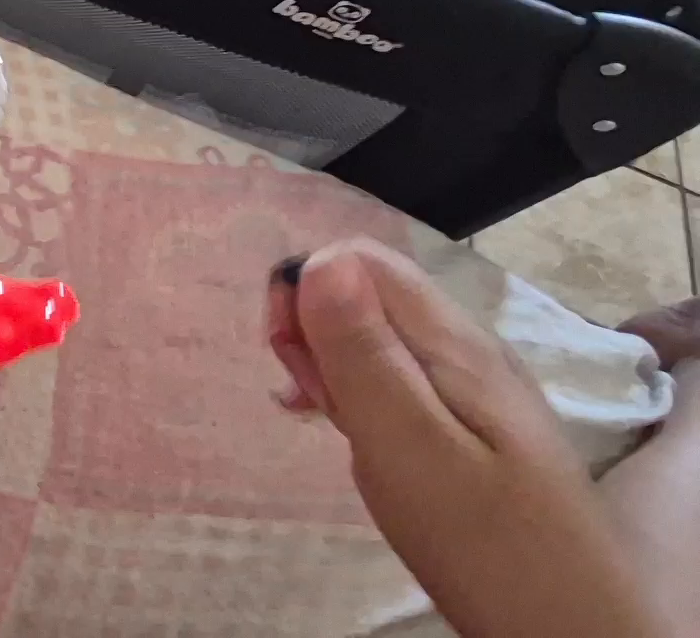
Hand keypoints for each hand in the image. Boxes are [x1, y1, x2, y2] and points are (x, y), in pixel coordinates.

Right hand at [268, 239, 665, 637]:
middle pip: (357, 288)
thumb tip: (320, 259)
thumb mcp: (404, 441)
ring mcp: (466, 378)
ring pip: (364, 328)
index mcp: (451, 341)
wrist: (570, 635)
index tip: (286, 350)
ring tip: (326, 415)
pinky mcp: (460, 411)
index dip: (301, 287)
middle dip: (308, 326)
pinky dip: (346, 384)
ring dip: (323, 359)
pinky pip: (384, 366)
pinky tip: (340, 422)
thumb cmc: (478, 537)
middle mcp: (462, 344)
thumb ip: (360, 347)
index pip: (355, 257)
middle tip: (305, 392)